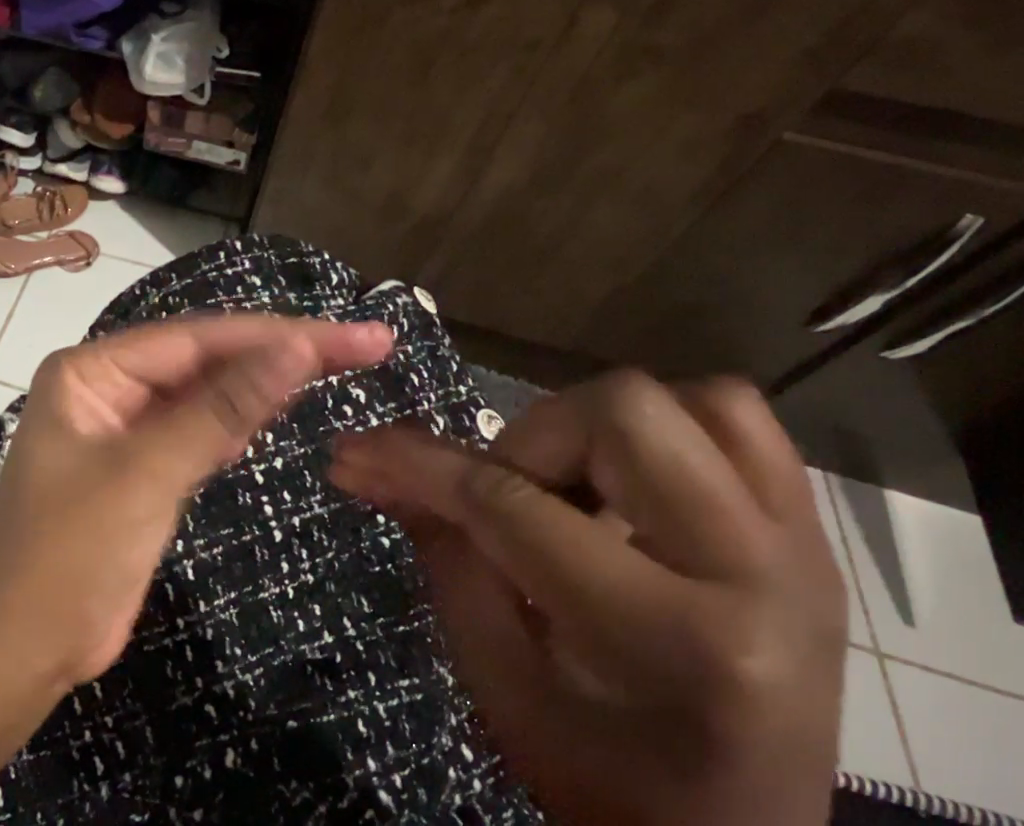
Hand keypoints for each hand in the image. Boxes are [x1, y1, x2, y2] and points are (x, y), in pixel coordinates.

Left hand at [0, 315, 395, 688]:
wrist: (23, 650)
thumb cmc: (71, 554)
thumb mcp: (148, 474)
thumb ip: (222, 407)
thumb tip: (296, 345)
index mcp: (88, 371)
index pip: (196, 338)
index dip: (278, 334)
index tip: (354, 336)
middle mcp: (102, 388)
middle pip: (203, 360)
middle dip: (279, 354)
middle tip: (367, 347)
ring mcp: (120, 431)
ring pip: (203, 396)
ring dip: (261, 387)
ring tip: (338, 369)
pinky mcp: (137, 473)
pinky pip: (193, 433)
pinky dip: (233, 426)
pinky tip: (271, 417)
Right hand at [328, 372, 845, 825]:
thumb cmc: (595, 771)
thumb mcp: (496, 673)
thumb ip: (441, 550)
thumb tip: (365, 460)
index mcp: (665, 637)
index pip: (514, 505)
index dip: (422, 468)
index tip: (356, 452)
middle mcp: (753, 574)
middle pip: (621, 415)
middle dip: (528, 442)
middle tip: (502, 498)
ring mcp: (801, 550)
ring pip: (695, 400)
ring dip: (603, 426)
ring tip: (571, 485)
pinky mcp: (815, 539)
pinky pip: (743, 424)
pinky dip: (670, 427)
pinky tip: (627, 478)